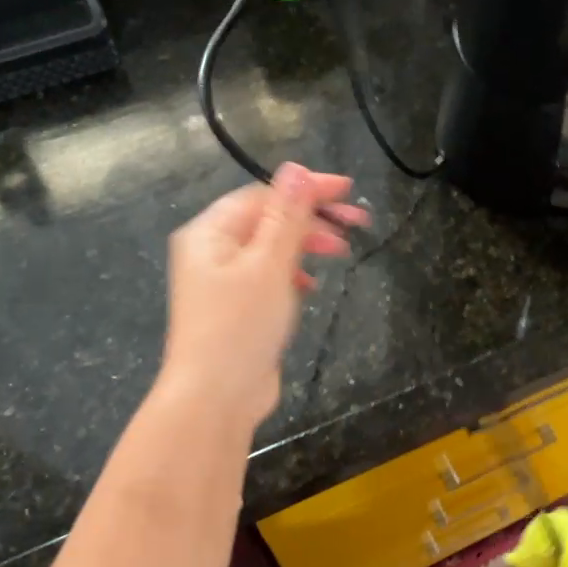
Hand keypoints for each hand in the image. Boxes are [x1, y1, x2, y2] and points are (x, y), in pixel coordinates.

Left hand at [158, 164, 368, 424]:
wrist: (216, 396)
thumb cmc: (240, 326)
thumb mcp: (269, 265)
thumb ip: (286, 217)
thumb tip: (297, 170)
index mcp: (210, 233)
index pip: (264, 196)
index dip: (307, 190)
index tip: (348, 192)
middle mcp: (212, 252)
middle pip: (267, 220)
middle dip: (312, 219)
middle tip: (357, 223)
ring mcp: (223, 283)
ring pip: (270, 250)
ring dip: (305, 245)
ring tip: (340, 251)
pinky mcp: (238, 310)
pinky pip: (268, 278)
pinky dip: (292, 274)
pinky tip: (310, 284)